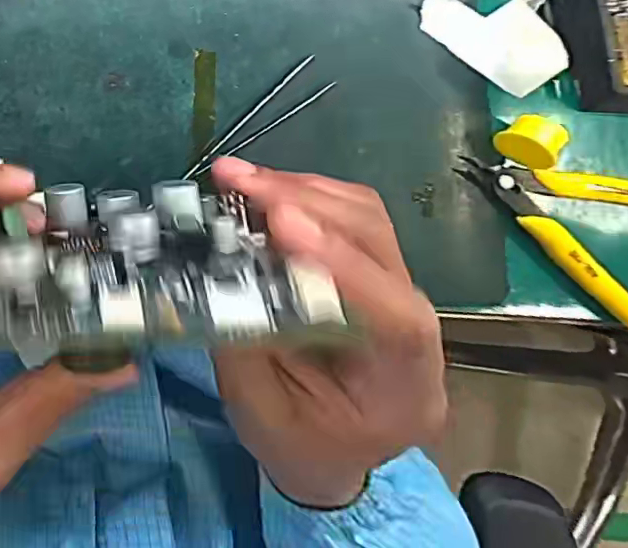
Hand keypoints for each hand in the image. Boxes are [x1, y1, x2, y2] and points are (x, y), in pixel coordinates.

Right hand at [206, 157, 447, 507]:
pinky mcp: (365, 266)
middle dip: (304, 203)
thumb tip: (213, 261)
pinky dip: (297, 191)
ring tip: (235, 178)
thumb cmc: (294, 439)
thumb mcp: (257, 406)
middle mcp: (414, 329)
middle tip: (234, 181)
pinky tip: (255, 189)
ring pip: (365, 218)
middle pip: (378, 246)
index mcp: (401, 388)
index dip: (342, 262)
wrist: (322, 449)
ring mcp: (393, 290)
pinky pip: (344, 213)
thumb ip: (242, 334)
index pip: (396, 319)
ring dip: (297, 189)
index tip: (281, 223)